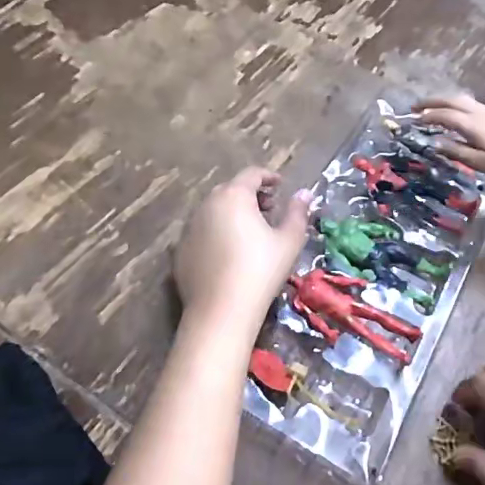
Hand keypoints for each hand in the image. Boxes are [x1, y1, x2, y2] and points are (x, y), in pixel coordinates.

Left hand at [173, 168, 312, 319]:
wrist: (221, 311)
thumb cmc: (261, 270)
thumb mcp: (289, 241)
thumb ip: (297, 213)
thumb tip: (304, 194)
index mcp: (234, 196)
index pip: (251, 174)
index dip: (268, 176)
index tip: (280, 185)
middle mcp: (207, 205)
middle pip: (230, 190)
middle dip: (250, 194)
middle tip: (269, 209)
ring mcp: (189, 228)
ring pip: (214, 211)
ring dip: (232, 213)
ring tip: (250, 231)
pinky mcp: (180, 251)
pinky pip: (202, 232)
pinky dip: (217, 233)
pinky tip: (229, 253)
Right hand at [414, 95, 484, 177]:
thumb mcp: (477, 161)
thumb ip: (455, 151)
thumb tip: (435, 144)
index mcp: (471, 124)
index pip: (444, 115)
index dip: (428, 116)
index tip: (414, 120)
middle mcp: (476, 112)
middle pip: (450, 100)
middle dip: (430, 102)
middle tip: (414, 107)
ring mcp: (483, 110)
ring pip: (458, 98)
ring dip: (441, 100)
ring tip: (428, 107)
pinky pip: (465, 102)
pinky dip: (451, 103)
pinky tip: (449, 110)